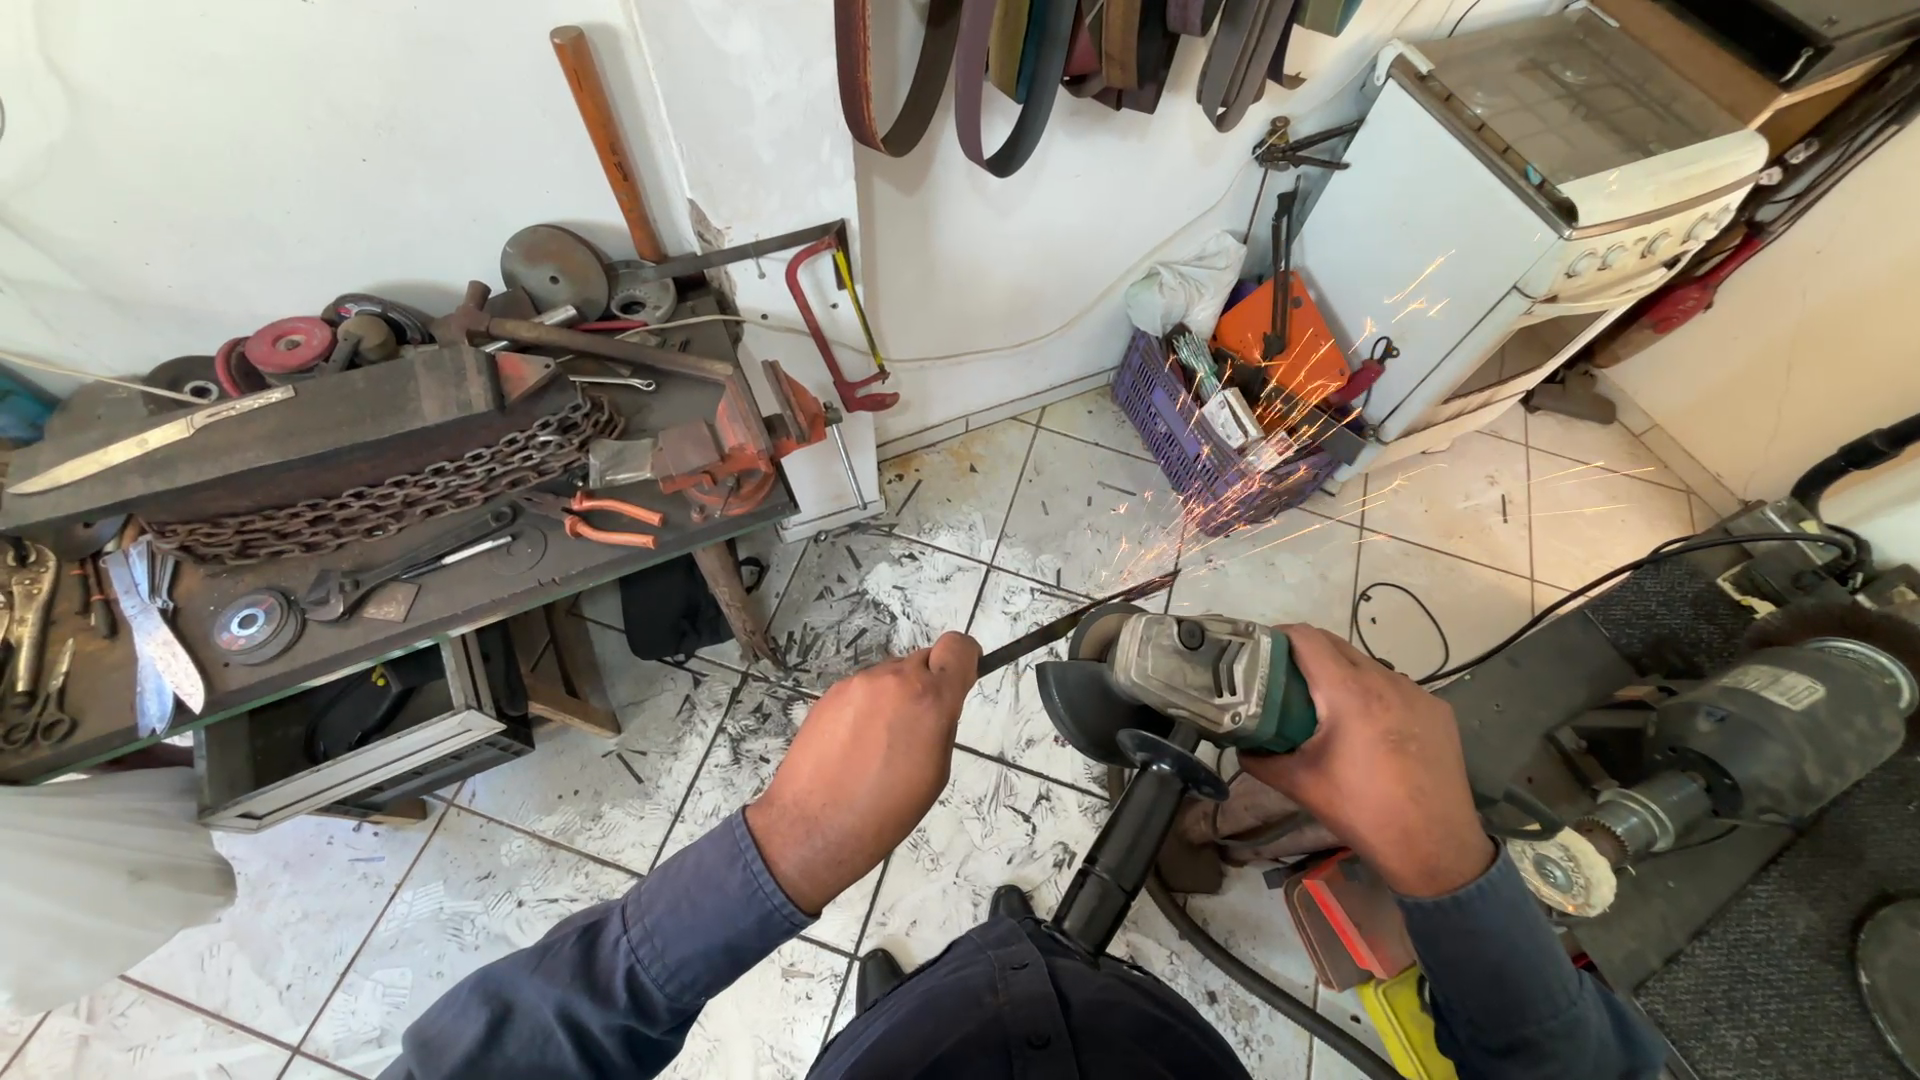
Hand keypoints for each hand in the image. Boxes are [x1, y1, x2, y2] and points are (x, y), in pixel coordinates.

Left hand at [745, 631, 981, 914]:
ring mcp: (858, 682)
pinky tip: (854, 744)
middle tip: (915, 729)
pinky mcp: (830, 692)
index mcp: (930, 699)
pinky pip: (863, 689)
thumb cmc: (886, 811)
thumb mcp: (936, 772)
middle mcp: (895, 679)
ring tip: (878, 744)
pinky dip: (867, 707)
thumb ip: (942, 724)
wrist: (814, 825)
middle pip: (924, 661)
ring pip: (891, 675)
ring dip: (894, 697)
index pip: (959, 646)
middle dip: (927, 686)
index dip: (965, 659)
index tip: (960, 680)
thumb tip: (937, 703)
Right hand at [1237, 624, 1493, 896]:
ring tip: (1325, 706)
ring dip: (1340, 673)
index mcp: (1348, 693)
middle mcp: (1385, 681)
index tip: (1261, 652)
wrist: (1436, 849)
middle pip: (1335, 644)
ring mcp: (1417, 694)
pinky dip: (1371, 693)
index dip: (1278, 637)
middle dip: (1305, 653)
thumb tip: (1240, 745)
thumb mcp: (1299, 784)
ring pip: (1366, 664)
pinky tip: (1366, 727)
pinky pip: (1394, 686)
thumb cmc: (1361, 812)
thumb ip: (1260, 758)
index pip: (1306, 638)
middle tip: (1283, 679)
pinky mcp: (1438, 710)